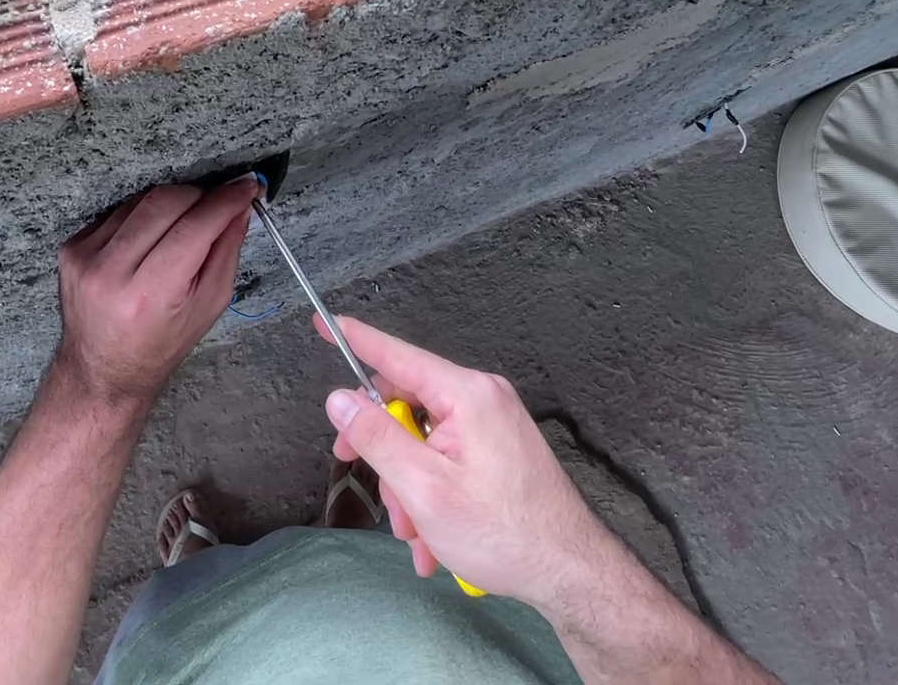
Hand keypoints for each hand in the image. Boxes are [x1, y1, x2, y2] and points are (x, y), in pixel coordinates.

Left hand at [53, 179, 258, 402]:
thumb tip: (240, 207)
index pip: (196, 226)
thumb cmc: (159, 344)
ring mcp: (86, 258)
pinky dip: (145, 215)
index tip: (246, 186)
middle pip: (167, 201)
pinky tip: (151, 239)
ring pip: (143, 199)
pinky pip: (120, 210)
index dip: (227, 200)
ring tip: (182, 229)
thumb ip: (227, 251)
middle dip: (202, 196)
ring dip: (173, 204)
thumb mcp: (209, 305)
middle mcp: (112, 272)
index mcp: (150, 295)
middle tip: (218, 206)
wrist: (102, 370)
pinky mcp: (72, 248)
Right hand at [316, 314, 611, 608]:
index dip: (355, 339)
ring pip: (422, 439)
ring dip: (410, 487)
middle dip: (387, 456)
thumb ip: (377, 437)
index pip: (396, 355)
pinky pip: (446, 455)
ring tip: (421, 535)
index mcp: (466, 394)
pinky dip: (432, 492)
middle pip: (406, 405)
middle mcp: (481, 396)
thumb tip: (340, 400)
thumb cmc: (504, 533)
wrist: (573, 574)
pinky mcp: (497, 446)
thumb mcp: (425, 489)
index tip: (324, 322)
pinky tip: (436, 536)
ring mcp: (491, 421)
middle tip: (384, 499)